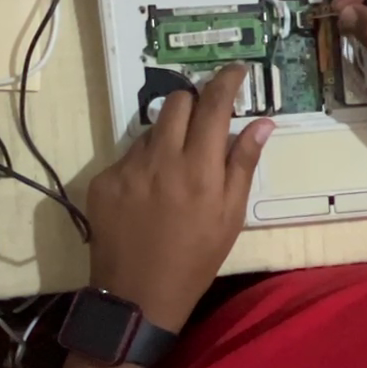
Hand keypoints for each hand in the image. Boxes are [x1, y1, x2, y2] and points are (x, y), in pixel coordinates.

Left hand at [86, 65, 273, 334]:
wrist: (139, 296)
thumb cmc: (196, 260)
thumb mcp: (231, 217)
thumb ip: (243, 165)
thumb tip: (263, 122)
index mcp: (199, 170)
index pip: (214, 105)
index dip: (227, 80)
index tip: (236, 71)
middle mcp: (161, 160)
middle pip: (176, 101)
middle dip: (193, 104)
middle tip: (204, 126)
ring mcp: (126, 168)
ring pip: (150, 129)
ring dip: (168, 135)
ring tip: (175, 172)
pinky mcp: (103, 181)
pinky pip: (128, 154)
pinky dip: (144, 162)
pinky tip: (149, 193)